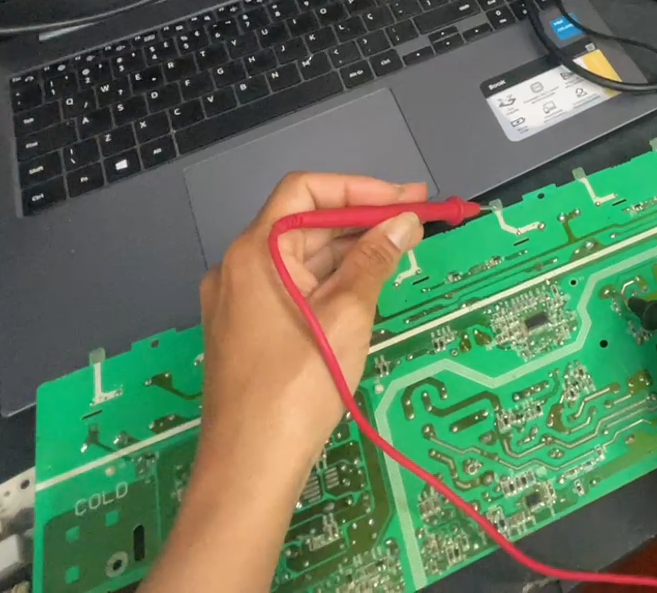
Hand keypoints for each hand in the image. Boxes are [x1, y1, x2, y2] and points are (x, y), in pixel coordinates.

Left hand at [146, 172, 424, 592]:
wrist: (250, 469)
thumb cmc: (299, 384)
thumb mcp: (348, 312)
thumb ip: (376, 257)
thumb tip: (405, 221)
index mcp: (255, 252)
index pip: (306, 191)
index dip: (359, 188)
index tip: (403, 198)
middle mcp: (240, 266)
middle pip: (305, 221)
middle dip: (362, 216)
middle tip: (416, 216)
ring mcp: (241, 299)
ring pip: (303, 254)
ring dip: (351, 246)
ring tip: (402, 246)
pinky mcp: (250, 327)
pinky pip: (296, 283)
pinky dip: (334, 275)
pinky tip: (369, 280)